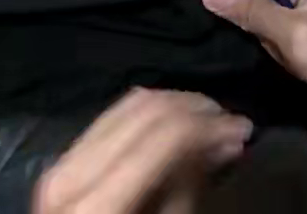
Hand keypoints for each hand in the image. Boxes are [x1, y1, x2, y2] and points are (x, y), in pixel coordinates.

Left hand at [32, 89, 250, 213]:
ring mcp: (61, 162)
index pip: (165, 136)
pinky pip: (116, 114)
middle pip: (148, 109)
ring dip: (178, 103)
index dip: (210, 125)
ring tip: (210, 118)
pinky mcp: (64, 159)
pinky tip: (178, 121)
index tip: (246, 130)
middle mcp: (71, 174)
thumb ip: (189, 188)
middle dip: (197, 108)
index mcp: (95, 207)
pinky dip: (153, 110)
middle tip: (232, 121)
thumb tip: (227, 139)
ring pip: (133, 102)